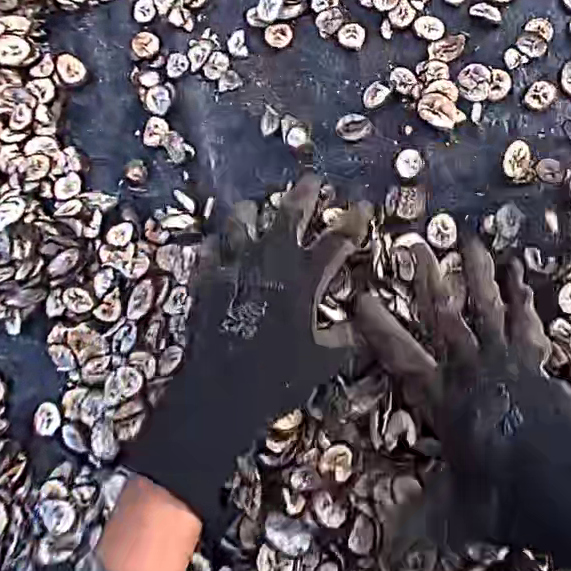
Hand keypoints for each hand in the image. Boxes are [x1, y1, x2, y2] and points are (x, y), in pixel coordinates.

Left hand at [123, 174, 371, 522]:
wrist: (220, 390)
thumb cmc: (276, 378)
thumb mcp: (322, 362)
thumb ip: (346, 339)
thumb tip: (360, 323)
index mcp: (302, 279)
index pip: (335, 241)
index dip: (352, 222)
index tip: (363, 207)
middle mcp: (270, 262)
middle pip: (290, 215)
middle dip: (305, 194)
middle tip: (313, 179)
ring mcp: (236, 266)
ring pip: (242, 221)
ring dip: (251, 211)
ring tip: (253, 205)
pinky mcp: (208, 278)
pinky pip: (211, 250)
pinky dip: (217, 245)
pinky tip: (216, 245)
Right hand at [353, 236, 570, 570]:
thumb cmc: (509, 499)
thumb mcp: (459, 513)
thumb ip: (421, 520)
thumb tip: (386, 554)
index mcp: (445, 399)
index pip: (401, 356)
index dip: (378, 327)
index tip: (360, 296)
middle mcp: (471, 369)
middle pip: (445, 316)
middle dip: (429, 281)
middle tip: (418, 246)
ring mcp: (506, 360)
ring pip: (487, 306)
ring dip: (477, 273)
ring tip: (472, 240)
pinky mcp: (536, 361)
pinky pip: (526, 321)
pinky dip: (521, 296)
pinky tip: (519, 274)